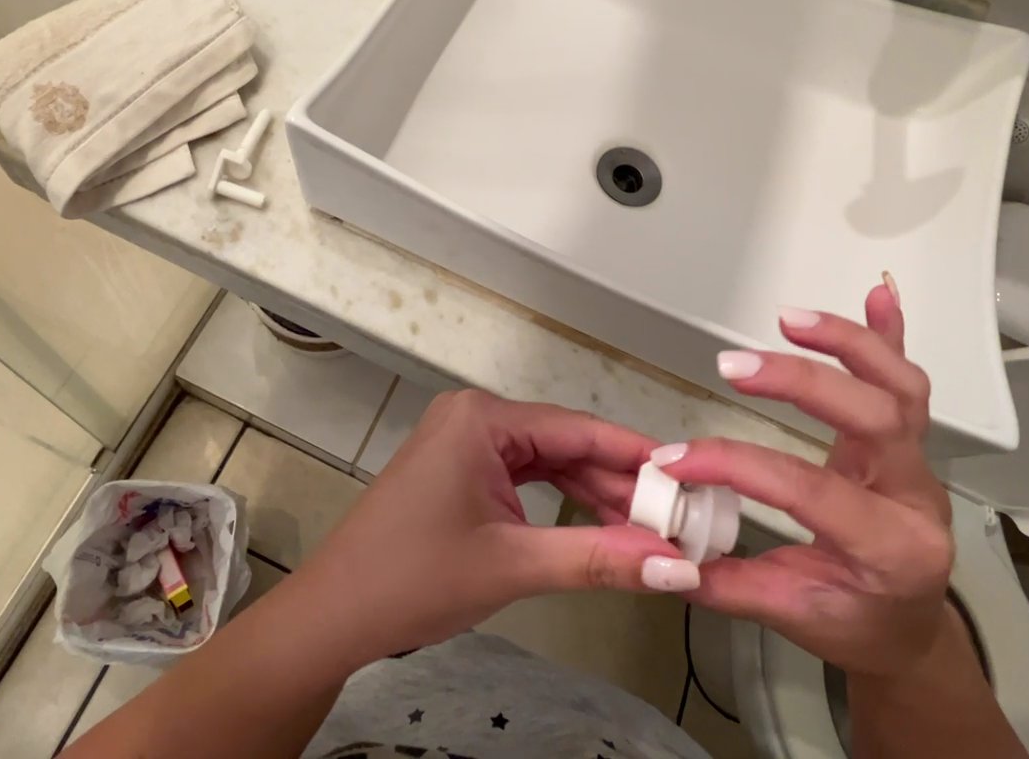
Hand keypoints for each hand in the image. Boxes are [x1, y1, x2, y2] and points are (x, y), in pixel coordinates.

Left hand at [283, 390, 694, 666]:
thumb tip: (676, 566)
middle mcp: (473, 417)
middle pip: (564, 444)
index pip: (578, 429)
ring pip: (546, 461)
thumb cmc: (413, 578)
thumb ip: (598, 558)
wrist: (337, 612)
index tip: (691, 480)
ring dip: (593, 494)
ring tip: (648, 528)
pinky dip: (559, 501)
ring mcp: (462, 442)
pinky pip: (522, 476)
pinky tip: (596, 524)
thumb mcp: (513, 566)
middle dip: (619, 482)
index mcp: (481, 418)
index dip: (639, 456)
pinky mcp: (458, 469)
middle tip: (677, 518)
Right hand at [654, 282, 957, 677]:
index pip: (807, 490)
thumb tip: (660, 545)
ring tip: (789, 318)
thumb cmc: (854, 623)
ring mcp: (915, 464)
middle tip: (732, 369)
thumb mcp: (789, 614)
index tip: (675, 461)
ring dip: (848, 344)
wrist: (908, 628)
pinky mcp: (904, 442)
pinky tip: (878, 291)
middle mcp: (914, 496)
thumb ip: (725, 581)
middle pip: (877, 417)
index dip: (736, 467)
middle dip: (801, 383)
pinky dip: (890, 333)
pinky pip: (905, 379)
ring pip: (900, 388)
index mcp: (889, 548)